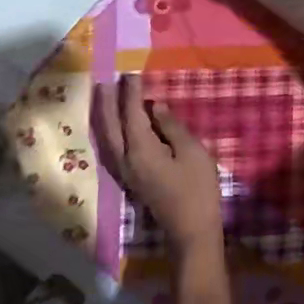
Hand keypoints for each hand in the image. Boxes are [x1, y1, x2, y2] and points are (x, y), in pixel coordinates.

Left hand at [93, 74, 221, 252]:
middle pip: (110, 126)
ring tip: (105, 99)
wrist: (191, 229)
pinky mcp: (132, 179)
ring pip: (108, 138)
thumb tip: (155, 108)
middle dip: (108, 103)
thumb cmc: (198, 189)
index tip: (131, 74)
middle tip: (107, 82)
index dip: (132, 94)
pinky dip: (112, 132)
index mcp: (141, 150)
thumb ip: (172, 128)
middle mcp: (126, 159)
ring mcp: (126, 171)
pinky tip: (116, 128)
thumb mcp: (193, 153)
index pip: (132, 114)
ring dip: (105, 116)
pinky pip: (114, 148)